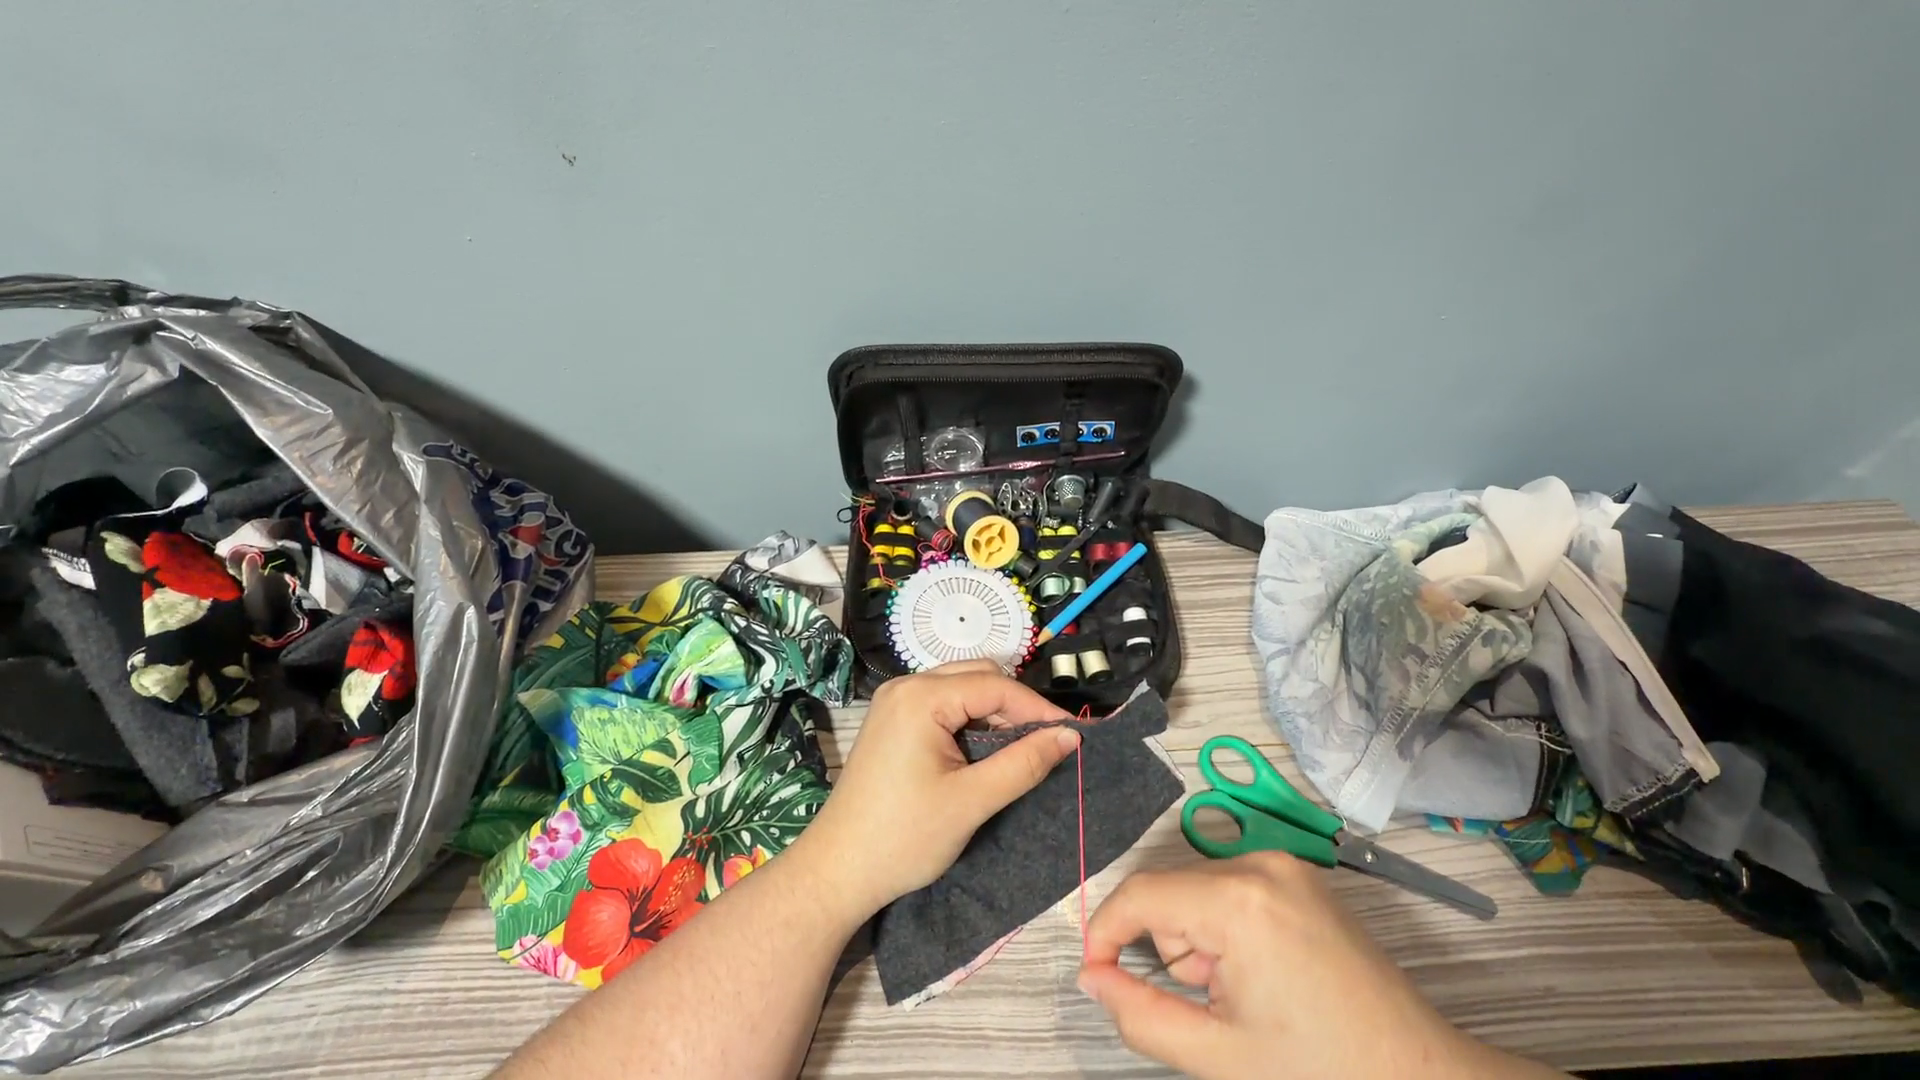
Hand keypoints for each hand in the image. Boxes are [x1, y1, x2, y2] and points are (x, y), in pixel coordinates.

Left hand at [794, 660, 1079, 918]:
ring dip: (994, 712)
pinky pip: (942, 704)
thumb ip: (1024, 763)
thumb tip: (1070, 737)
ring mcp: (894, 702)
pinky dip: (970, 720)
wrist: (838, 870)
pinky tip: (984, 751)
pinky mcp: (891, 721)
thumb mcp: (972, 802)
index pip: (995, 685)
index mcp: (920, 697)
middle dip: (1016, 706)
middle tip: (1046, 744)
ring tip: (1020, 749)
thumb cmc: (903, 837)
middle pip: (978, 676)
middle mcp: (904, 687)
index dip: (1037, 709)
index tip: (1073, 735)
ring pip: (961, 688)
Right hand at [1078, 854, 1561, 1079]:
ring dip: (1202, 947)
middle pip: (1171, 895)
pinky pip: (1230, 892)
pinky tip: (1265, 975)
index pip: (1141, 895)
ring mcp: (1284, 865)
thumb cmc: (1320, 1070)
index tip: (1097, 977)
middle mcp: (1260, 863)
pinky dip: (1227, 932)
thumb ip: (1139, 1014)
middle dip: (1175, 954)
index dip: (1106, 933)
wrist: (1423, 1076)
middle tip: (1217, 1008)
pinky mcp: (1299, 878)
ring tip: (1247, 996)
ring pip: (1197, 894)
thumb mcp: (1217, 1054)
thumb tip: (1091, 977)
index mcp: (1239, 899)